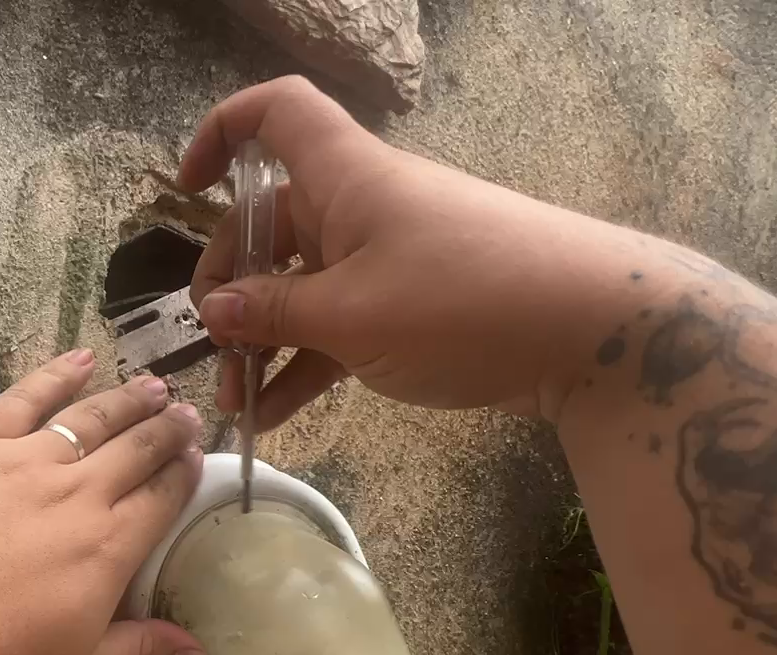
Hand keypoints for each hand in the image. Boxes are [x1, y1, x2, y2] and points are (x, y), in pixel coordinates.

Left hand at [0, 349, 206, 654]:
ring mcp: (18, 461)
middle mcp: (73, 492)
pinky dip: (54, 375)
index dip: (184, 473)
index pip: (162, 498)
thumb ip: (139, 653)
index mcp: (106, 547)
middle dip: (168, 429)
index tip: (197, 456)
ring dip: (126, 399)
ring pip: (88, 417)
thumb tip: (198, 653)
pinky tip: (78, 358)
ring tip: (151, 387)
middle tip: (187, 413)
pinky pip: (20, 398)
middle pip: (134, 448)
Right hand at [182, 76, 660, 426]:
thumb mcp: (349, 314)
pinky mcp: (393, 308)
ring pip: (291, 291)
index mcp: (343, 181)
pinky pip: (325, 331)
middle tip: (214, 348)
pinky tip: (269, 417)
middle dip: (228, 291)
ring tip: (235, 403)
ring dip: (256, 345)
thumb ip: (271, 312)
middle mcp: (352, 211)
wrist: (589, 335)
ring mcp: (374, 261)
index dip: (223, 131)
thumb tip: (210, 311)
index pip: (277, 115)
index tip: (187, 186)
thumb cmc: (462, 301)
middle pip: (264, 229)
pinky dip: (295, 369)